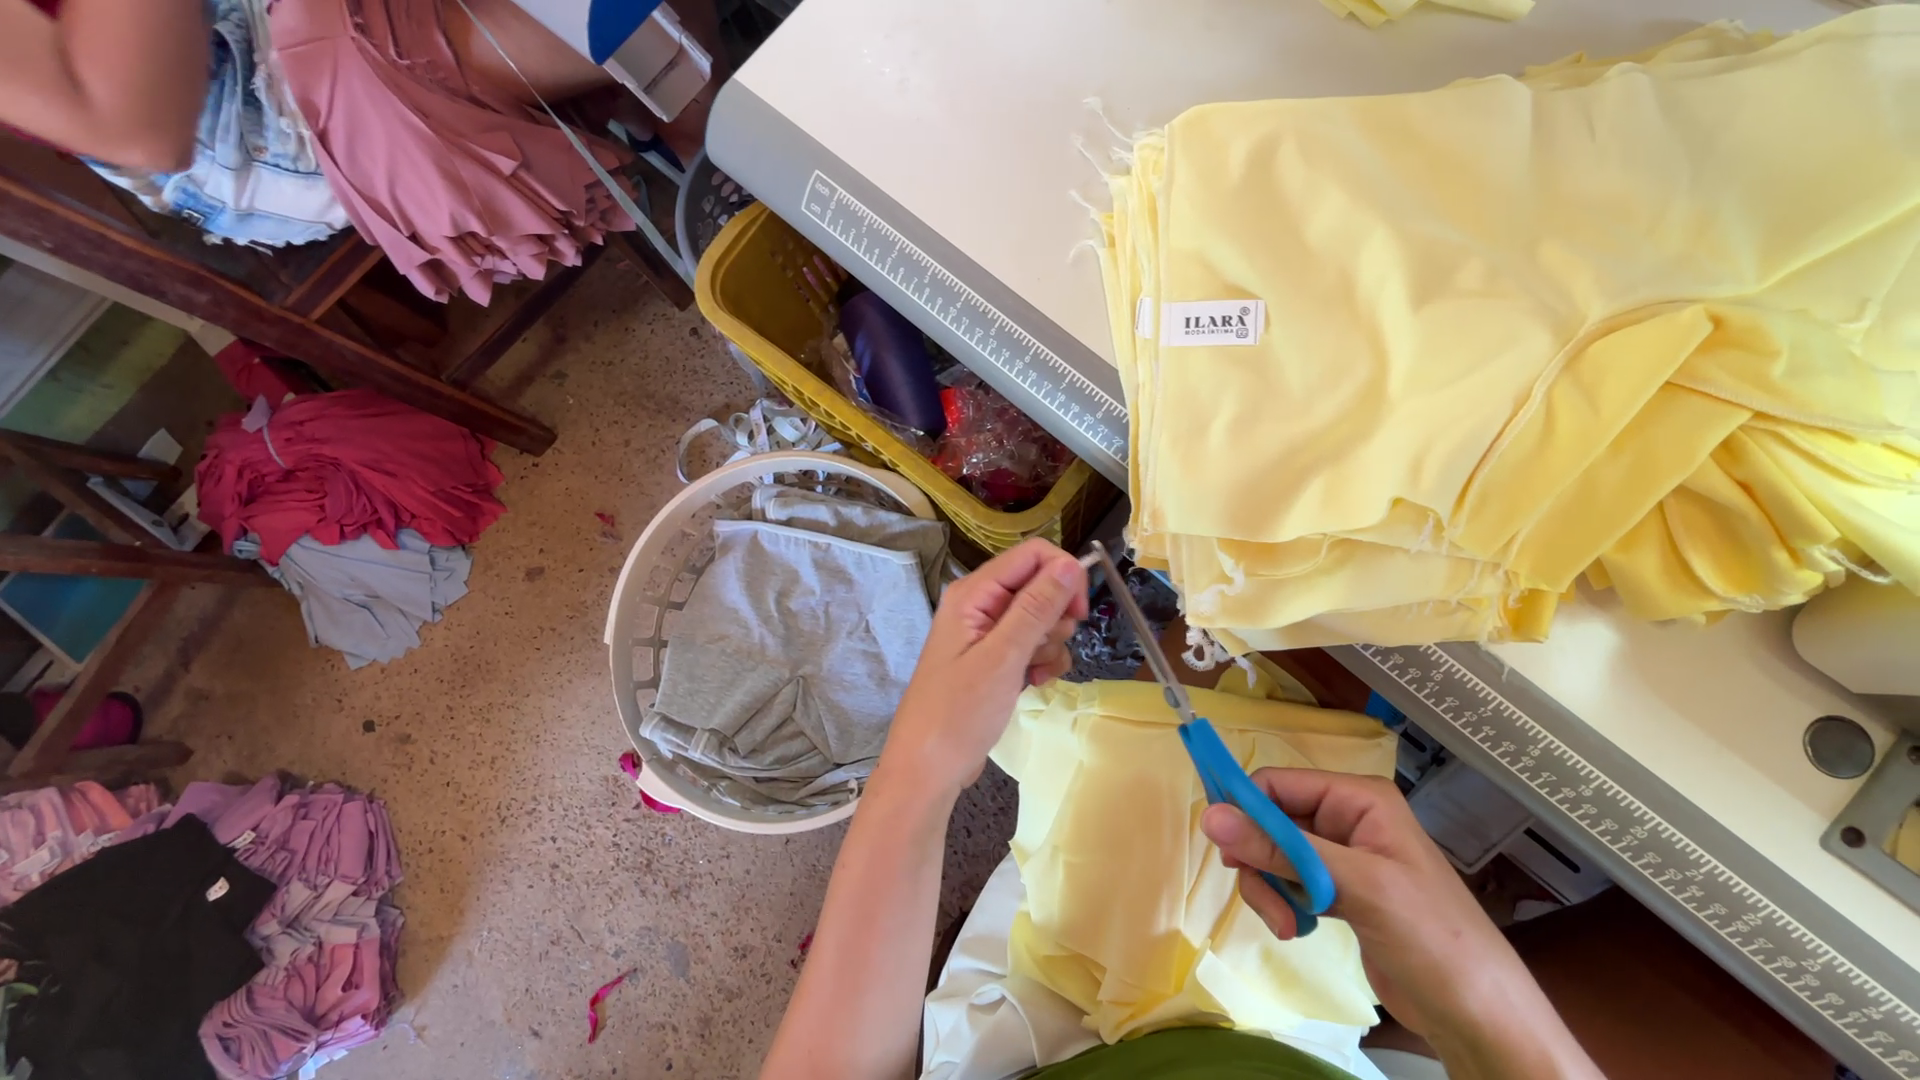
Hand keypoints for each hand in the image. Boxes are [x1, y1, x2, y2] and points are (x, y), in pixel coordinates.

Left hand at [881, 538, 1087, 798]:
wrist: (929, 767)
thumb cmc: (958, 712)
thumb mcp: (1003, 657)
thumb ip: (1036, 608)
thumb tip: (1070, 564)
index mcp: (974, 593)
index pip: (1033, 555)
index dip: (1064, 576)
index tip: (1079, 613)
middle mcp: (980, 605)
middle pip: (1040, 585)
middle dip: (1055, 617)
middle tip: (1042, 649)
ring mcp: (987, 633)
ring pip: (1042, 618)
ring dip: (1050, 645)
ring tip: (1032, 673)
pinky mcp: (995, 659)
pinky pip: (1034, 645)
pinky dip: (1042, 662)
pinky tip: (1034, 683)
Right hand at [1201, 770, 1541, 1039]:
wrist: (1479, 1016)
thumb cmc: (1430, 936)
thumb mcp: (1353, 885)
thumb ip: (1281, 849)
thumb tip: (1209, 816)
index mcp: (1357, 798)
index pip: (1277, 784)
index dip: (1244, 809)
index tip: (1225, 850)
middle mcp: (1346, 818)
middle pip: (1270, 820)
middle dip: (1260, 860)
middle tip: (1262, 896)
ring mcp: (1341, 856)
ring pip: (1273, 855)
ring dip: (1269, 889)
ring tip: (1287, 925)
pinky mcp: (1338, 891)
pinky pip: (1288, 882)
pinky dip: (1283, 903)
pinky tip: (1296, 928)